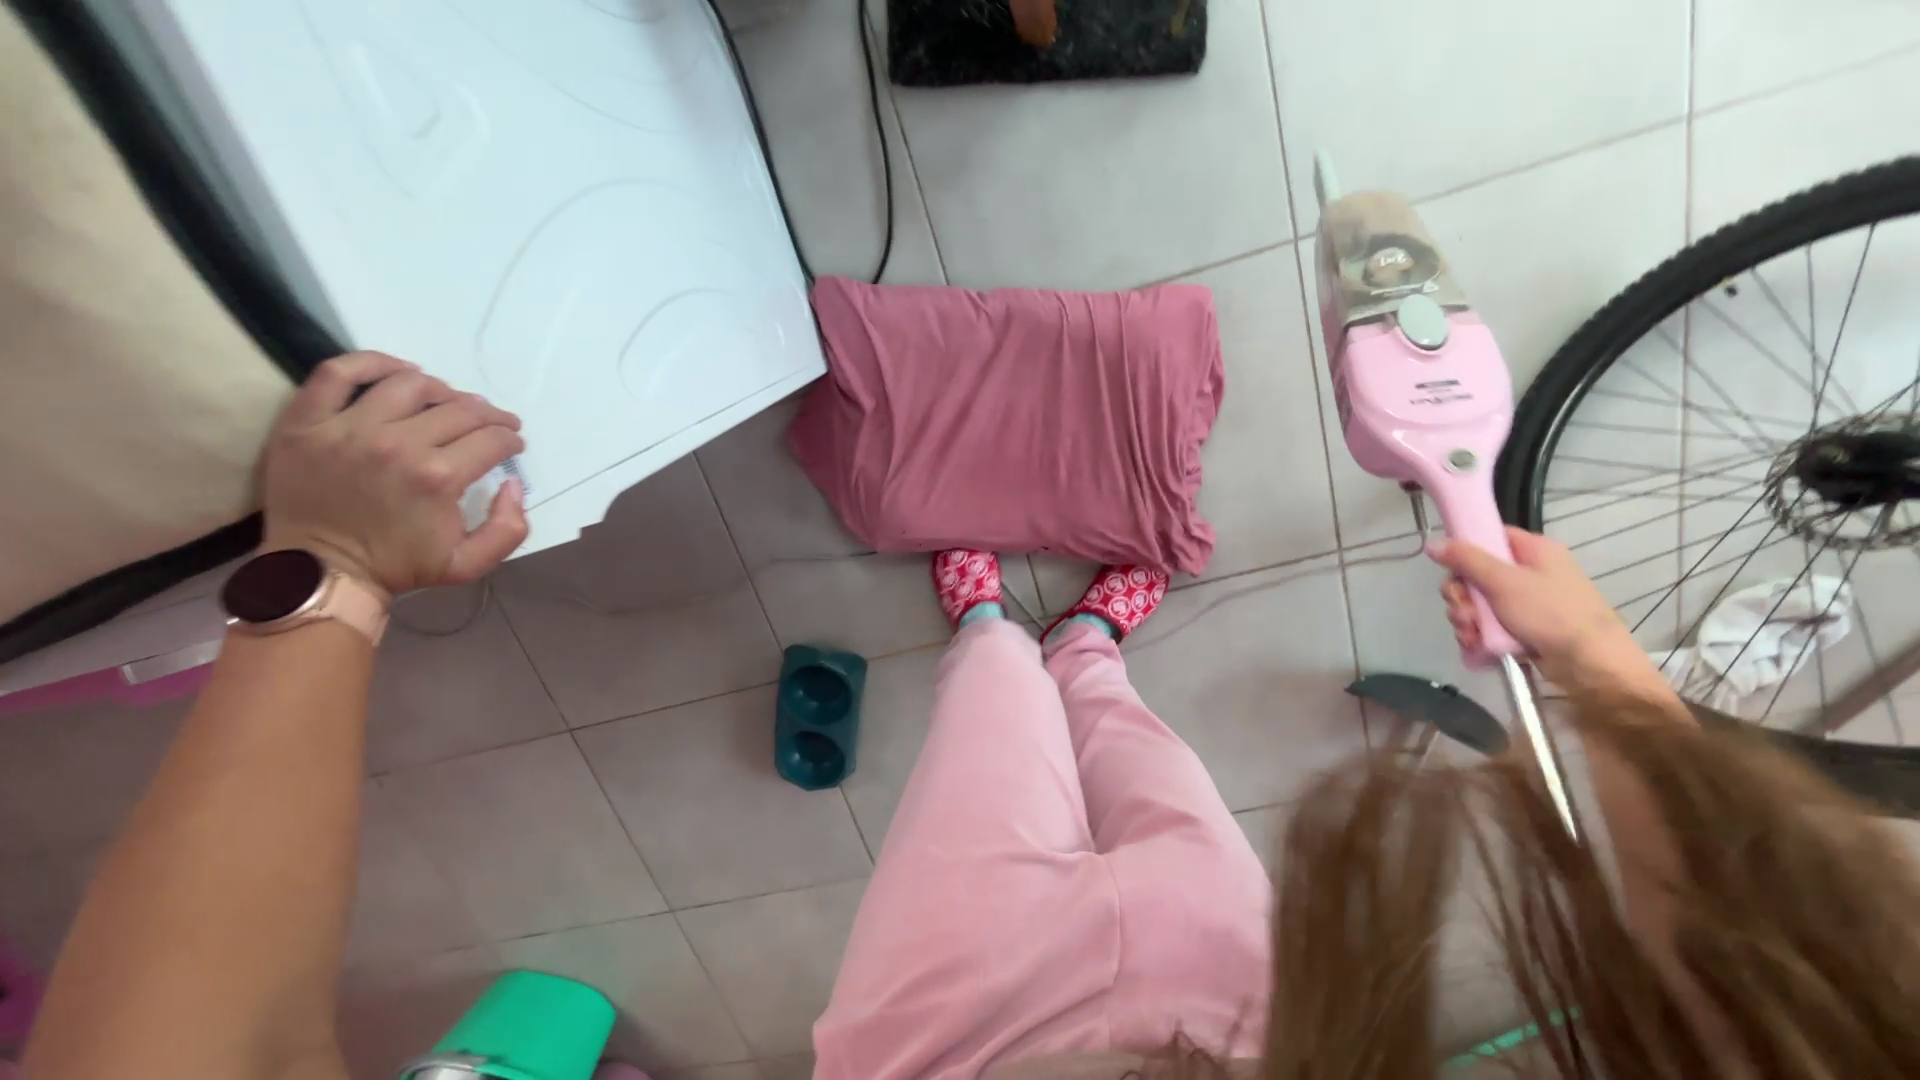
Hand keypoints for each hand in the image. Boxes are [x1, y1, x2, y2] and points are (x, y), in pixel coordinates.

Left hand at [261, 351, 528, 599]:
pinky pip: (338, 374)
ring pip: (410, 385)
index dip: (510, 440)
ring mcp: (348, 429)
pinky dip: (372, 363)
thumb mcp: (470, 564)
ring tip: (449, 401)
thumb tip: (515, 484)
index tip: (512, 445)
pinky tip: (398, 371)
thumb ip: (509, 528)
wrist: (320, 573)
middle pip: (458, 410)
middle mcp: (397, 444)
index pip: (490, 439)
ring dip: (442, 389)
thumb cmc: (399, 567)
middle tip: (494, 423)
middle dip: (489, 415)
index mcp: (438, 477)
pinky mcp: (307, 423)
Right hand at [1428, 526, 1659, 691]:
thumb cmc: (1550, 613)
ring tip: (1471, 633)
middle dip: (1461, 595)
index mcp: (1533, 550)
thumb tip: (1432, 542)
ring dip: (1466, 617)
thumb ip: (1465, 559)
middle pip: (1476, 573)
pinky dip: (1478, 633)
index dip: (1465, 549)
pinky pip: (1488, 622)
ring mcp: (1526, 601)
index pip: (1489, 536)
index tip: (1450, 567)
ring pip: (1477, 601)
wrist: (1589, 663)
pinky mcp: (1522, 626)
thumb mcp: (1503, 581)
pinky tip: (1476, 644)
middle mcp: (1529, 572)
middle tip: (1462, 610)